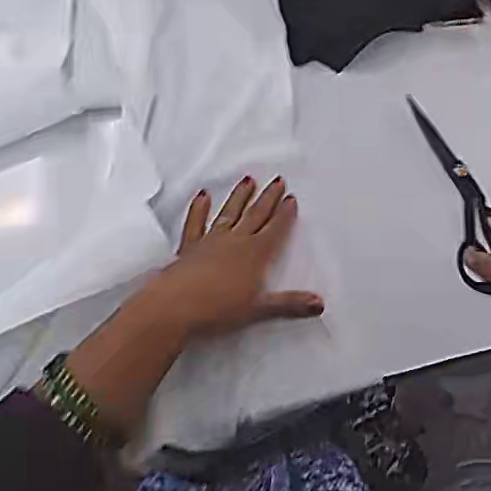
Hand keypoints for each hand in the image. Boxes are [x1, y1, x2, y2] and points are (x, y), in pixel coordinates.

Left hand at [141, 176, 323, 336]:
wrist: (174, 307)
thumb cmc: (216, 308)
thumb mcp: (259, 309)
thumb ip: (289, 304)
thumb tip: (317, 303)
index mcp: (255, 254)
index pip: (275, 229)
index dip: (285, 214)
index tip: (291, 199)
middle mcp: (235, 242)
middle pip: (256, 215)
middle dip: (268, 198)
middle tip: (277, 181)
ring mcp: (210, 241)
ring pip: (230, 213)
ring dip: (240, 197)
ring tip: (247, 181)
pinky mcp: (189, 248)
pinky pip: (196, 223)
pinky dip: (199, 209)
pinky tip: (203, 196)